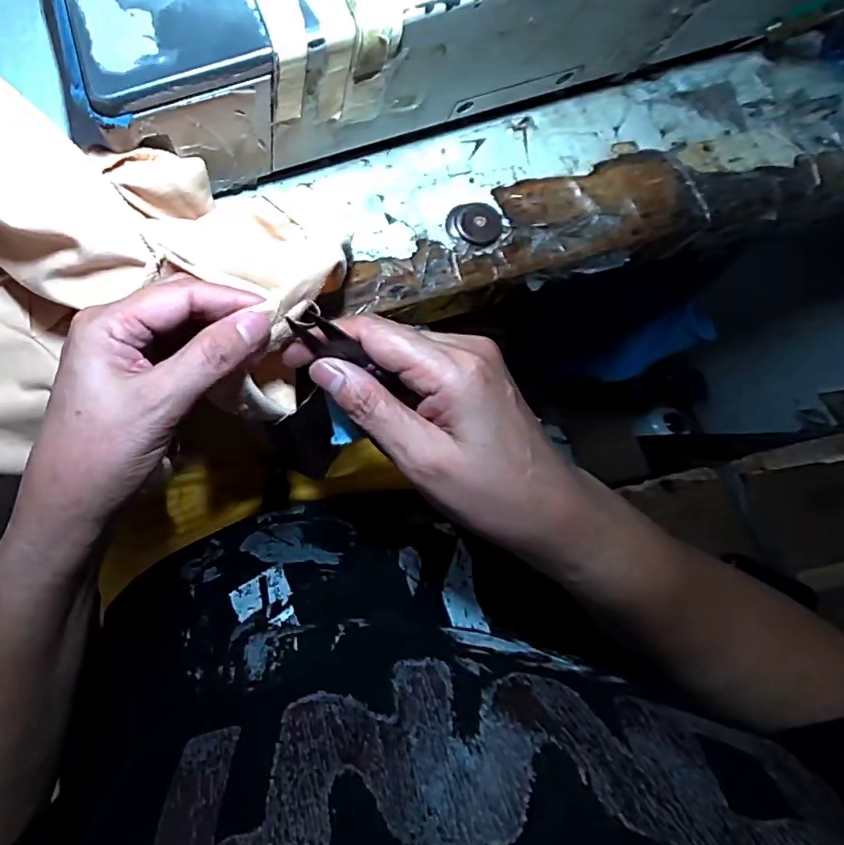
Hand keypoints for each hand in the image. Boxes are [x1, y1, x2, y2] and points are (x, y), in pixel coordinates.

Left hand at [16, 276, 270, 548]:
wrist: (71, 511)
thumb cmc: (106, 454)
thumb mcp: (161, 401)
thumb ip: (211, 355)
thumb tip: (261, 318)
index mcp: (107, 321)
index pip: (180, 293)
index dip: (229, 299)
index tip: (275, 310)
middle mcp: (113, 324)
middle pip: (181, 303)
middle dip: (226, 314)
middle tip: (271, 327)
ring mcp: (122, 348)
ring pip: (182, 326)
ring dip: (220, 334)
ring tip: (258, 344)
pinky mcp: (134, 371)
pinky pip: (177, 350)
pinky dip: (207, 355)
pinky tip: (233, 361)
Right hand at [283, 316, 600, 567]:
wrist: (553, 513)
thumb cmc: (488, 495)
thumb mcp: (420, 459)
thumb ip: (370, 408)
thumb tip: (322, 365)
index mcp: (453, 364)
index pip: (375, 331)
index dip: (327, 338)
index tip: (289, 356)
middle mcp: (465, 345)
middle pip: (387, 335)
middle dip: (343, 352)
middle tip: (306, 380)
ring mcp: (474, 354)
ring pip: (401, 346)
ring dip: (366, 365)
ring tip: (336, 395)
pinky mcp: (476, 368)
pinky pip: (420, 360)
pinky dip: (392, 376)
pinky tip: (378, 400)